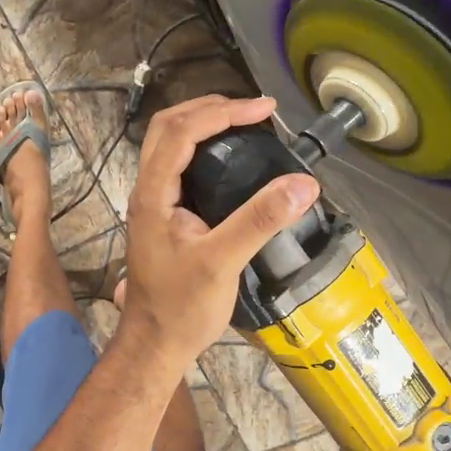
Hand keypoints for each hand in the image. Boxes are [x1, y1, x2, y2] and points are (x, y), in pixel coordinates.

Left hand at [118, 95, 320, 367]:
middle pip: (167, 127)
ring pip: (169, 145)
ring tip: (245, 123)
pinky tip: (231, 159)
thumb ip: (259, 220)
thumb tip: (303, 183)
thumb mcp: (223, 263)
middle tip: (254, 110)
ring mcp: (153, 202)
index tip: (265, 110)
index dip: (222, 113)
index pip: (180, 132)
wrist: (156, 342)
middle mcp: (147, 191)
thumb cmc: (182, 306)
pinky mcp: (163, 216)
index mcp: (153, 194)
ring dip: (203, 125)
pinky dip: (202, 148)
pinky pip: (177, 165)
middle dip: (209, 109)